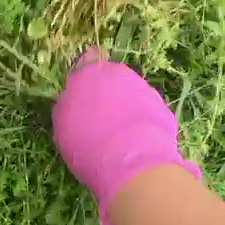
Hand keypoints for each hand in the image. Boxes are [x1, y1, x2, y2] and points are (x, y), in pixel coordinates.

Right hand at [50, 49, 200, 224]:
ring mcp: (143, 89)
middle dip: (107, 92)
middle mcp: (119, 74)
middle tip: (100, 119)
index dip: (87, 75)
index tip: (84, 93)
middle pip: (112, 77)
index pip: (88, 60)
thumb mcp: (63, 128)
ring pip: (131, 93)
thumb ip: (68, 107)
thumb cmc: (87, 145)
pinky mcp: (162, 106)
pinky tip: (135, 144)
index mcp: (88, 75)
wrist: (131, 164)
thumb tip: (70, 102)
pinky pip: (147, 110)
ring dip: (125, 108)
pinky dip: (141, 122)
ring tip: (119, 137)